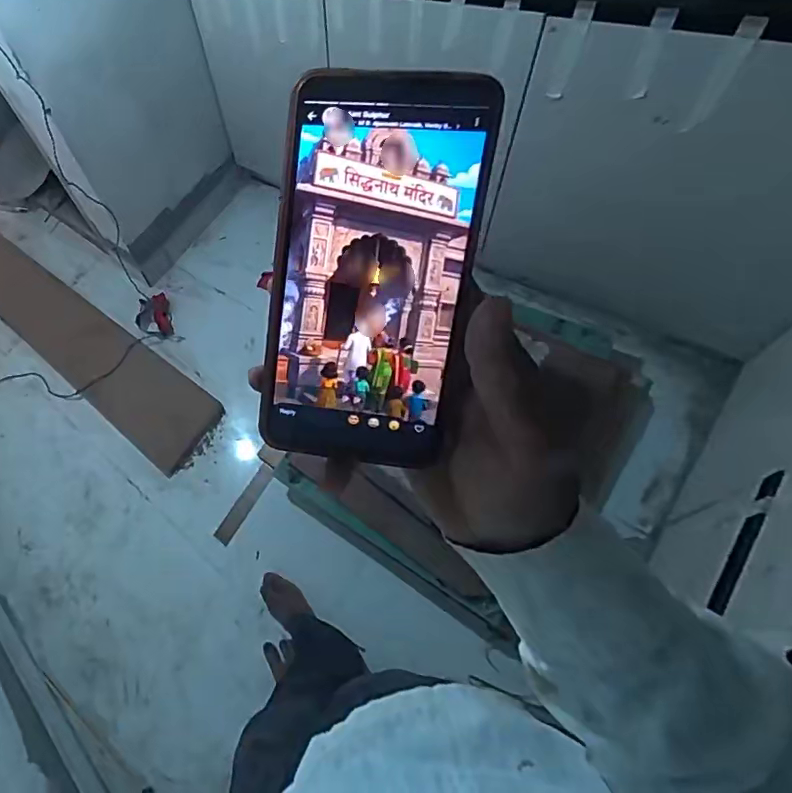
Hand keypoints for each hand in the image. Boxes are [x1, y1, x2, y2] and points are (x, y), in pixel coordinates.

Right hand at [251, 294, 580, 553]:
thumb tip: (492, 302)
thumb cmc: (528, 478)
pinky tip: (298, 444)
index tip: (348, 254)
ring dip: (310, 374)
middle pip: (375, 330)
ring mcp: (405, 394)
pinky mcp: (387, 427)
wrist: (509, 538)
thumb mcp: (524, 430)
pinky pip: (348, 419)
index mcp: (468, 349)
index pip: (433, 296)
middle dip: (327, 322)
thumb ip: (502, 374)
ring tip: (264, 377)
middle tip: (283, 316)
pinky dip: (322, 432)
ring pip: (351, 371)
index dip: (397, 270)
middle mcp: (433, 362)